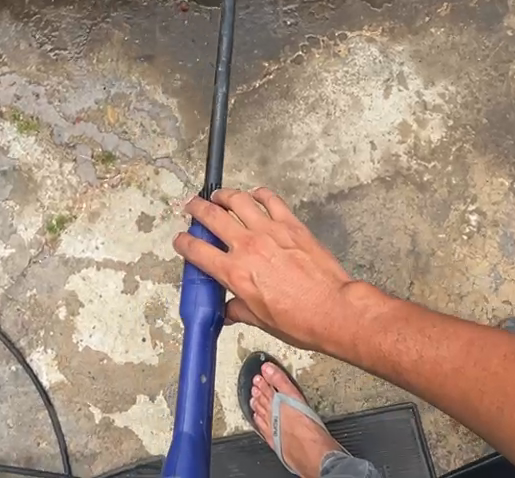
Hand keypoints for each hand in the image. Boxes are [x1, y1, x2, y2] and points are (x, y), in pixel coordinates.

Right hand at [172, 187, 373, 355]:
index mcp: (235, 272)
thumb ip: (240, 309)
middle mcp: (246, 246)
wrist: (334, 310)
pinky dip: (259, 193)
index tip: (180, 239)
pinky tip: (255, 195)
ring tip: (218, 196)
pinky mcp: (289, 223)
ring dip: (223, 195)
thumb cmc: (300, 321)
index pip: (197, 251)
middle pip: (211, 216)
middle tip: (191, 206)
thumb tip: (229, 309)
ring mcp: (268, 231)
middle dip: (196, 208)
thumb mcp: (261, 321)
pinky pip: (270, 199)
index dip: (183, 242)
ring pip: (237, 200)